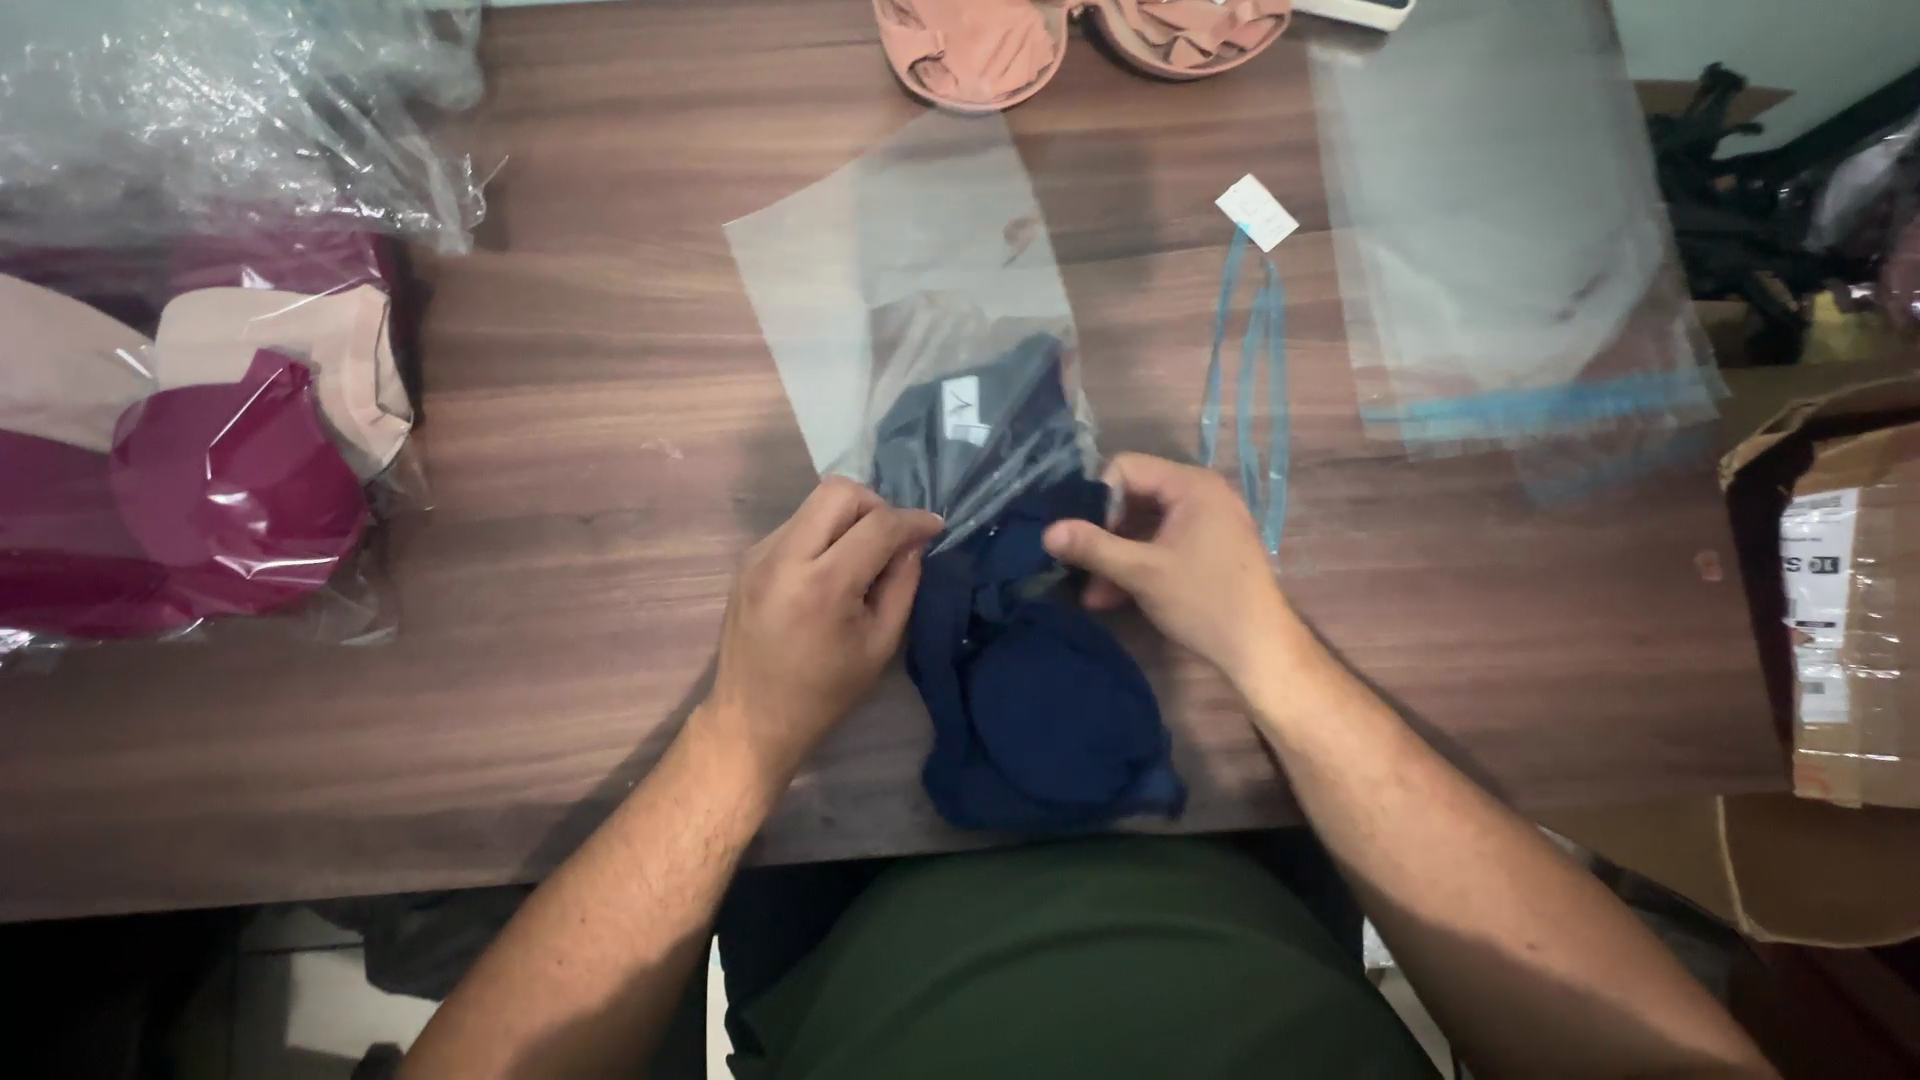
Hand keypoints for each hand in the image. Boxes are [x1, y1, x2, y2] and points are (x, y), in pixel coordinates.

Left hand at [697, 478, 942, 784]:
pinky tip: (829, 569)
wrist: (752, 717)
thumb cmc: (825, 692)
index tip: (934, 527)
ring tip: (861, 557)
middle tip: (890, 539)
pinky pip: (796, 524)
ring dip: (848, 518)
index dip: (914, 520)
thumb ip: (903, 584)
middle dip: (876, 505)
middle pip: (839, 491)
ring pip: (815, 503)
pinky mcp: (748, 559)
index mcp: (823, 586)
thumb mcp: (881, 644)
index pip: (878, 525)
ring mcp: (759, 554)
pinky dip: (823, 533)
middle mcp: (785, 558)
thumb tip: (913, 542)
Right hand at [1042, 453, 1305, 688]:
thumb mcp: (1142, 572)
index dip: (1098, 500)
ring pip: (1142, 526)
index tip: (1084, 538)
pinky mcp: (1205, 549)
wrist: (1260, 649)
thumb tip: (1047, 531)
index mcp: (1191, 485)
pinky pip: (1159, 544)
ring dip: (1114, 556)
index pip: (1125, 468)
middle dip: (1103, 534)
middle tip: (1078, 566)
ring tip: (1092, 593)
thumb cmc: (1204, 601)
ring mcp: (1205, 522)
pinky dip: (1135, 566)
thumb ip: (1093, 547)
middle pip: (1132, 497)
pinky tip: (1111, 597)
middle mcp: (1200, 494)